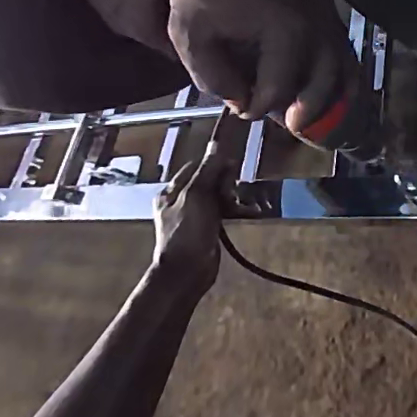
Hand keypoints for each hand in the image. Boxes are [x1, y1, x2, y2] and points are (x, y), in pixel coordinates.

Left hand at [151, 135, 238, 293]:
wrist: (187, 272)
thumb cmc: (187, 231)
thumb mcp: (196, 196)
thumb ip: (207, 170)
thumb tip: (216, 144)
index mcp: (171, 191)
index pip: (196, 166)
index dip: (215, 165)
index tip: (231, 170)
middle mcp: (181, 200)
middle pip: (209, 180)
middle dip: (224, 183)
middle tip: (231, 193)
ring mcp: (194, 215)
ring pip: (217, 195)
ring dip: (230, 196)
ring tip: (238, 204)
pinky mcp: (208, 228)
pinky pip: (222, 211)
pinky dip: (233, 210)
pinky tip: (244, 212)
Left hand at [166, 0, 350, 121]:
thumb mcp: (190, 34)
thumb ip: (212, 76)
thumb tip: (239, 98)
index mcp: (283, 34)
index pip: (278, 88)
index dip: (256, 106)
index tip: (239, 109)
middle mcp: (314, 26)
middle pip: (324, 81)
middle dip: (307, 108)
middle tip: (293, 126)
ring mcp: (325, 11)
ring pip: (344, 63)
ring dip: (335, 92)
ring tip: (323, 110)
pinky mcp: (326, 1)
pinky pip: (344, 42)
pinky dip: (342, 67)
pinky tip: (333, 79)